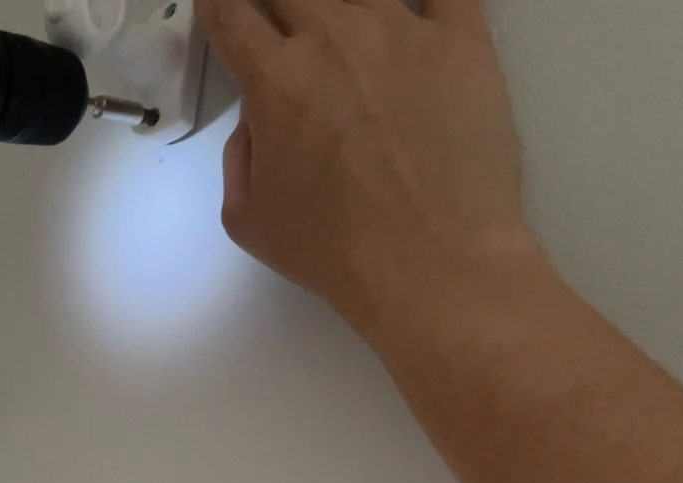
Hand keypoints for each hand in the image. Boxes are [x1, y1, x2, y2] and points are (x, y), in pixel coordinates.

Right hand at [196, 0, 537, 321]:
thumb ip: (241, 157)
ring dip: (334, 5)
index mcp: (275, 80)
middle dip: (272, 2)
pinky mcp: (464, 37)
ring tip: (337, 30)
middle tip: (274, 21)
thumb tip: (259, 123)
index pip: (232, 15)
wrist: (426, 256)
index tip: (218, 7)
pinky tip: (406, 10)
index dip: (218, 6)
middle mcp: (335, 35)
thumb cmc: (326, 246)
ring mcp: (405, 27)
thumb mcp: (246, 218)